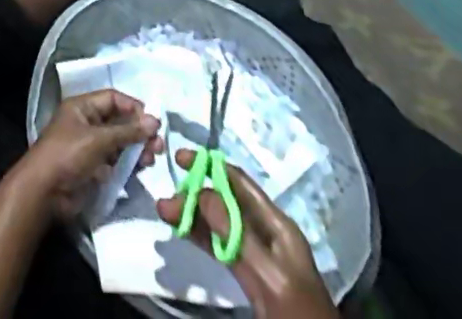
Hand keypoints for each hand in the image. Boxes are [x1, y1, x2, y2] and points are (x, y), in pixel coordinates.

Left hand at [17, 90, 162, 221]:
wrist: (45, 192)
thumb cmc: (68, 155)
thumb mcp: (98, 139)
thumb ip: (127, 131)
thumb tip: (154, 121)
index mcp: (82, 107)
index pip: (112, 99)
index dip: (133, 107)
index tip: (154, 122)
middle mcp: (87, 123)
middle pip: (119, 121)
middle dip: (139, 131)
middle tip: (158, 146)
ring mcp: (91, 146)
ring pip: (120, 142)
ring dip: (137, 148)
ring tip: (151, 159)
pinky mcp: (94, 167)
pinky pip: (116, 160)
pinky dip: (129, 163)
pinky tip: (141, 169)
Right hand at [156, 150, 337, 318]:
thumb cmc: (297, 311)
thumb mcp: (268, 273)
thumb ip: (236, 233)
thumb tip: (203, 191)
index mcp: (277, 224)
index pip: (239, 183)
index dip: (210, 166)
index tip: (179, 158)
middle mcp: (265, 232)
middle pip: (224, 202)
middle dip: (194, 196)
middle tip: (165, 201)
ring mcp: (256, 253)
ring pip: (218, 224)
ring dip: (192, 216)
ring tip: (163, 212)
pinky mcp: (248, 273)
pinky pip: (219, 246)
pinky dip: (200, 237)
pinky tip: (180, 231)